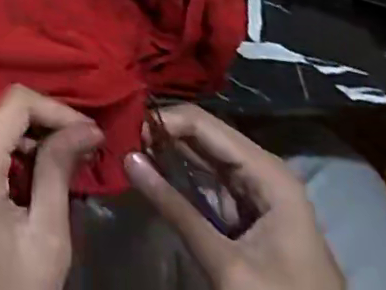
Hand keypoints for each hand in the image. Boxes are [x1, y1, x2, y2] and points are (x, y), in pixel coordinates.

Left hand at [0, 85, 103, 289]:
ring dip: (34, 132)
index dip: (56, 108)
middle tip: (85, 144)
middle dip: (48, 120)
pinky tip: (42, 166)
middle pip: (5, 109)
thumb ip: (58, 170)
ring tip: (70, 156)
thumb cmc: (12, 289)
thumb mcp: (46, 235)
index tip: (88, 132)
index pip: (16, 102)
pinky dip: (16, 145)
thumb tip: (86, 127)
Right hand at [126, 104, 345, 289]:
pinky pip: (209, 184)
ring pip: (204, 159)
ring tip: (127, 148)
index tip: (123, 130)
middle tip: (118, 138)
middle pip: (205, 136)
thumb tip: (129, 160)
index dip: (164, 121)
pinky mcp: (248, 215)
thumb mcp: (225, 264)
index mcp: (266, 170)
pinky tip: (153, 173)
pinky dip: (181, 179)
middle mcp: (262, 170)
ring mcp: (256, 192)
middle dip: (163, 135)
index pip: (205, 125)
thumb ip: (176, 209)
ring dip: (168, 155)